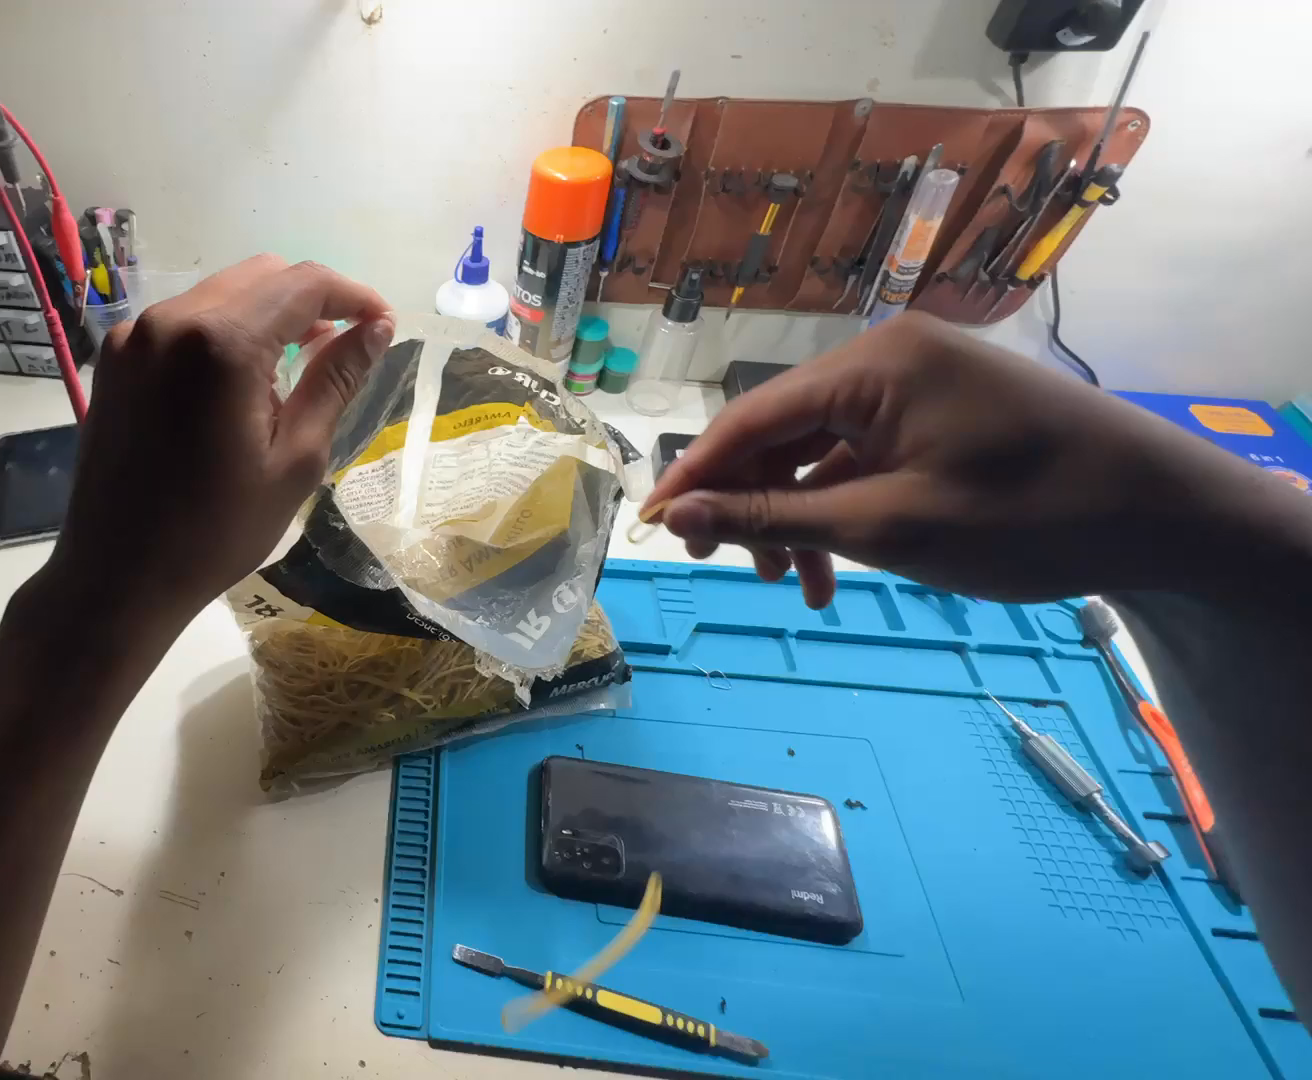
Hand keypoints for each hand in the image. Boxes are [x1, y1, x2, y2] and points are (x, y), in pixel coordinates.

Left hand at [51, 256, 393, 619]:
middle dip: (310, 302)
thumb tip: (376, 328)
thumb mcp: (296, 460)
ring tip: (291, 378)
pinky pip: (184, 323)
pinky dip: (223, 335)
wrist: (119, 576)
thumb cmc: (218, 531)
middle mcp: (170, 320)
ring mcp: (133, 337)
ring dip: (266, 318)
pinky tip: (237, 389)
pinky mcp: (114, 360)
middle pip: (259, 276)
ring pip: (219, 295)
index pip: (303, 284)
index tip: (382, 325)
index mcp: (221, 343)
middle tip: (340, 352)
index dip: (353, 295)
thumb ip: (335, 381)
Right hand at [638, 312, 1293, 605]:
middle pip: (778, 435)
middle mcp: (882, 359)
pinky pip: (855, 459)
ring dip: (794, 518)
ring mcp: (910, 384)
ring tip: (794, 584)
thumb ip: (769, 515)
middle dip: (750, 504)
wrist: (1184, 524)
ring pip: (813, 453)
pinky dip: (836, 511)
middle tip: (723, 563)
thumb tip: (674, 515)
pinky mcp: (930, 412)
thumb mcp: (882, 526)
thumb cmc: (1030, 519)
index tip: (651, 522)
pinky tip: (831, 568)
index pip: (750, 418)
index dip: (693, 474)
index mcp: (871, 366)